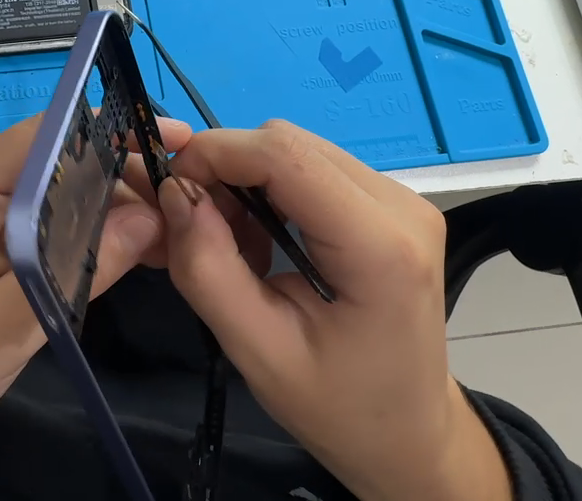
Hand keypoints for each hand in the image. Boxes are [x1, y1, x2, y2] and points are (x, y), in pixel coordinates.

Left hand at [0, 114, 183, 463]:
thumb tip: (148, 219)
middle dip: (123, 172)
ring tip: (173, 227)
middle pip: (61, 154)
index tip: (173, 140)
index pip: (47, 134)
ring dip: (114, 202)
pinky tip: (133, 244)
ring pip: (61, 182)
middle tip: (185, 202)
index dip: (112, 130)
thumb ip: (78, 269)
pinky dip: (90, 225)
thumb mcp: (8, 325)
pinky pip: (50, 210)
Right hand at [157, 121, 509, 500]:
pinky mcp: (389, 201)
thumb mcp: (257, 350)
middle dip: (226, 169)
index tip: (171, 190)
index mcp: (378, 246)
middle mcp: (399, 204)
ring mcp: (401, 197)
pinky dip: (269, 188)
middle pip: (286, 142)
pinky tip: (264, 237)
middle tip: (199, 227)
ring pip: (293, 146)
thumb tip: (174, 191)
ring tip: (234, 241)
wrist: (410, 438)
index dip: (215, 154)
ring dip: (246, 179)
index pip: (283, 153)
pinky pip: (309, 164)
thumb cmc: (338, 406)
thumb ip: (207, 268)